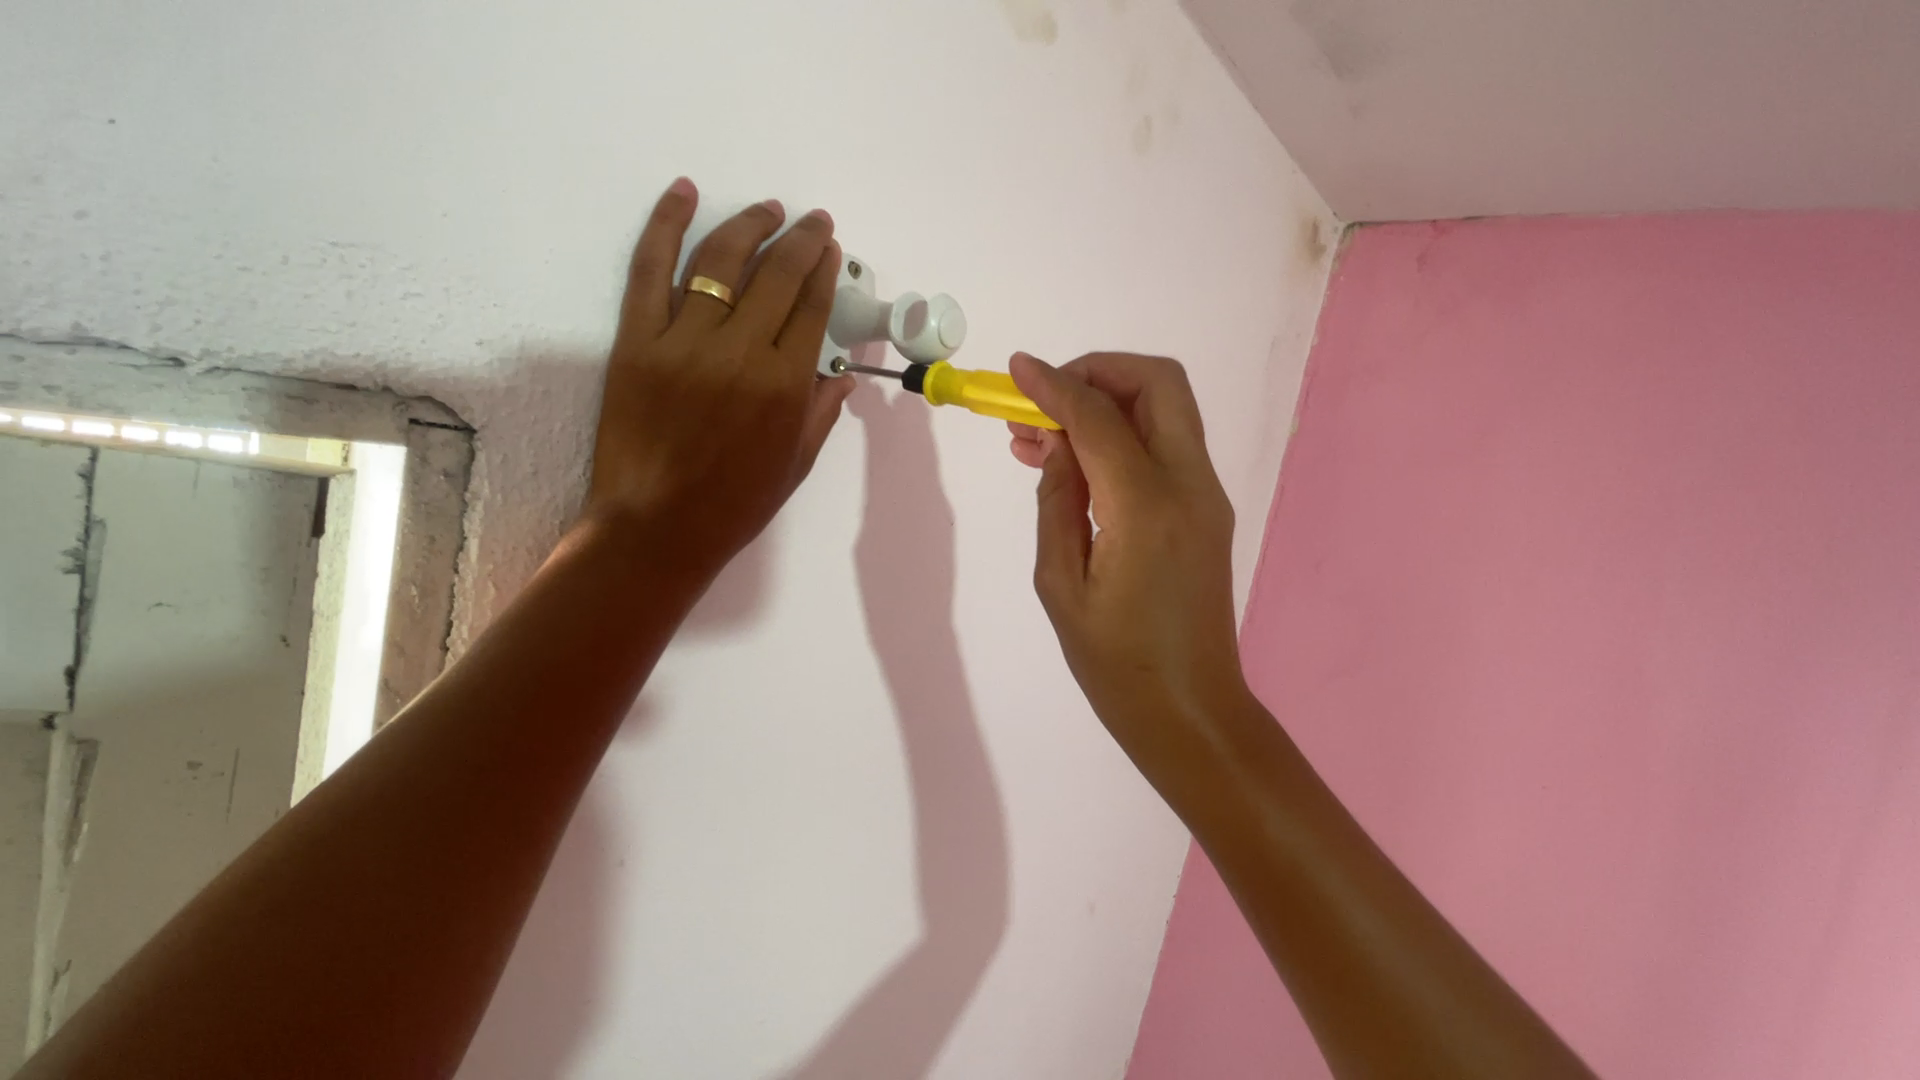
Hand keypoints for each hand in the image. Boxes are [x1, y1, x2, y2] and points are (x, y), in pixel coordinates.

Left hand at [585, 178, 853, 578]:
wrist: (656, 529)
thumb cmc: (733, 505)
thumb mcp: (794, 465)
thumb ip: (821, 413)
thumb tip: (842, 373)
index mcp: (785, 385)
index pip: (812, 307)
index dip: (824, 270)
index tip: (830, 248)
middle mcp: (742, 352)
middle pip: (777, 275)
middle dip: (802, 239)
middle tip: (813, 221)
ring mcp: (685, 341)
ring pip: (722, 262)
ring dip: (750, 225)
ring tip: (768, 210)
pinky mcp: (637, 340)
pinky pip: (651, 269)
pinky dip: (666, 225)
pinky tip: (685, 192)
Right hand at [1007, 352, 1251, 761]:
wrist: (1191, 710)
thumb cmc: (1116, 664)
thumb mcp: (1061, 586)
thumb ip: (1056, 502)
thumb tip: (1055, 444)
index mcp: (1145, 508)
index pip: (1098, 417)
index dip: (1052, 385)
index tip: (1015, 369)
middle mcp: (1188, 486)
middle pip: (1157, 383)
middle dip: (1097, 372)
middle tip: (1043, 400)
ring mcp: (1205, 496)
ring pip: (1166, 408)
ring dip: (1107, 401)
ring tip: (1042, 434)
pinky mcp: (1206, 510)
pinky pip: (1165, 445)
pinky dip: (1123, 433)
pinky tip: (1075, 464)